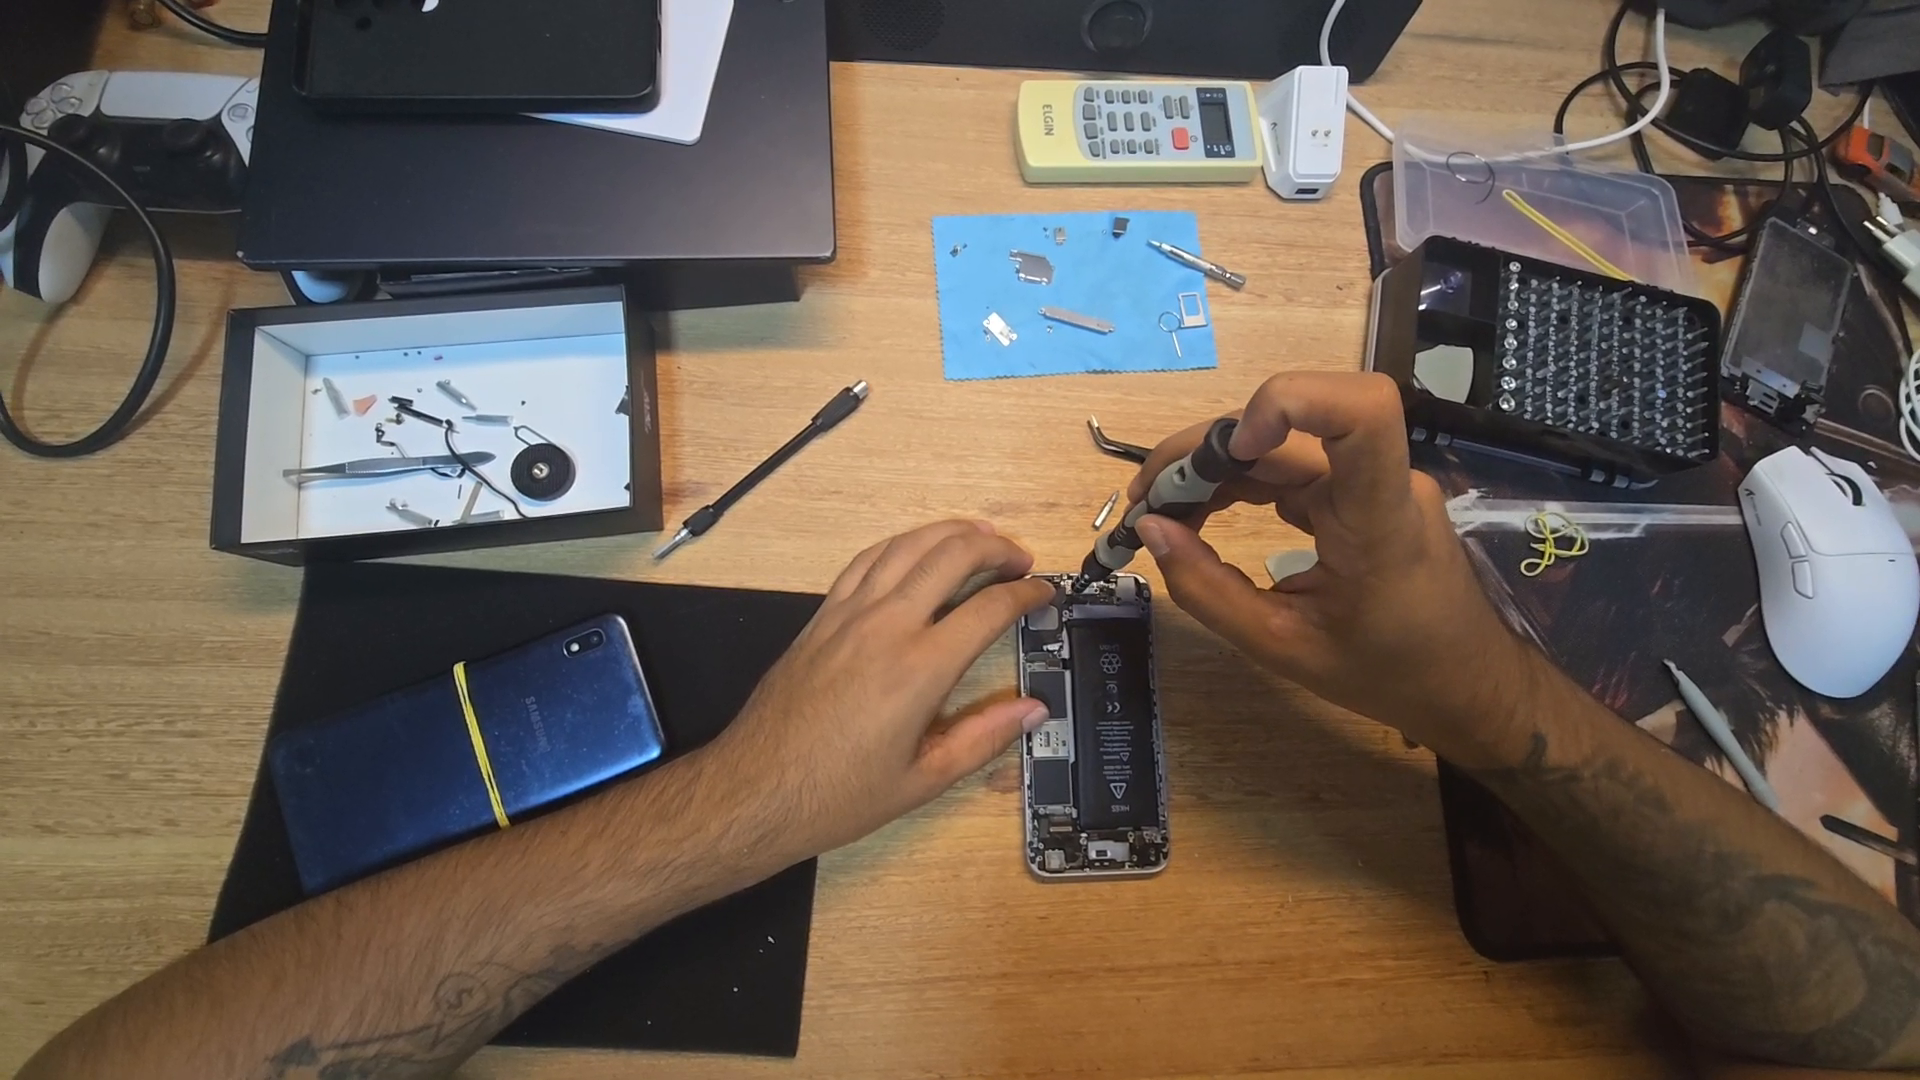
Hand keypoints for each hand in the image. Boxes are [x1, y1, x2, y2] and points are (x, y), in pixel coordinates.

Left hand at [710, 520, 1057, 858]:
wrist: (755, 788)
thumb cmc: (837, 793)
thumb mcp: (923, 780)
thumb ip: (984, 738)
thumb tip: (1033, 709)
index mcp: (920, 669)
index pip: (989, 608)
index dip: (1027, 593)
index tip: (1044, 592)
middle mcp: (886, 626)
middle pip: (953, 555)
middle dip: (997, 548)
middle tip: (1021, 560)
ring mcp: (849, 613)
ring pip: (909, 545)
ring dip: (952, 532)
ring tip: (982, 535)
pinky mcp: (822, 615)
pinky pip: (867, 560)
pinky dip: (901, 544)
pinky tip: (916, 548)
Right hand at [1129, 372, 1541, 762]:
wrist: (1465, 686)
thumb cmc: (1386, 674)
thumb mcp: (1281, 646)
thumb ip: (1207, 589)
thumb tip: (1151, 529)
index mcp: (1376, 519)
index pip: (1360, 411)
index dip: (1286, 403)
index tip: (1227, 452)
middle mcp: (1376, 482)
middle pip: (1283, 427)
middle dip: (1199, 455)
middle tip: (1142, 504)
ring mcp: (1367, 482)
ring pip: (1274, 445)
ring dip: (1207, 470)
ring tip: (1157, 514)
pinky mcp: (1355, 493)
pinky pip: (1284, 470)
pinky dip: (1232, 485)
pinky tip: (1196, 516)